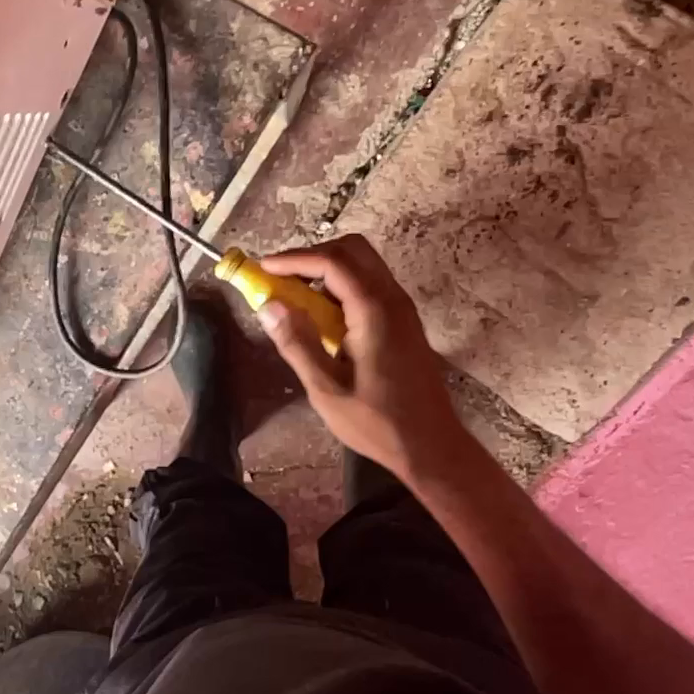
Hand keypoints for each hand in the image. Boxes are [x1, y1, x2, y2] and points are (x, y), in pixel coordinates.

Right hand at [258, 235, 466, 476]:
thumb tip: (268, 307)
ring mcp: (402, 308)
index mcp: (374, 312)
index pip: (333, 262)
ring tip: (294, 295)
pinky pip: (370, 284)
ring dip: (327, 269)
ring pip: (363, 264)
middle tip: (280, 278)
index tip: (264, 269)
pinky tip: (321, 314)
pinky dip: (341, 284)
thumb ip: (297, 344)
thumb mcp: (326, 389)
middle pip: (353, 250)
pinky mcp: (403, 321)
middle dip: (311, 255)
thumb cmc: (377, 422)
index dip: (294, 259)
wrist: (430, 444)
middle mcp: (393, 299)